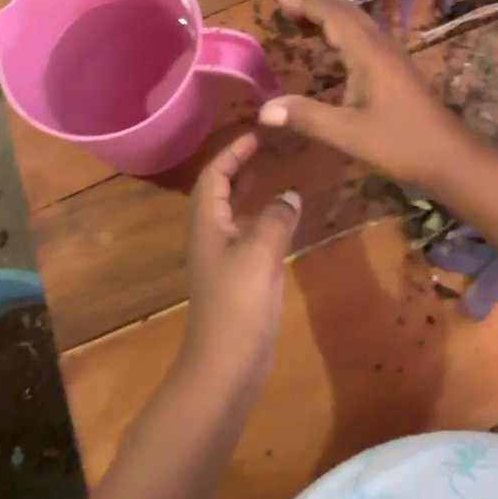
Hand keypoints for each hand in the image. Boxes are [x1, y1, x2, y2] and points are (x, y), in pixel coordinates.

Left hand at [182, 134, 300, 386]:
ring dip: (250, 194)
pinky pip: (249, 237)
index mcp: (206, 222)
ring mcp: (223, 259)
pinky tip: (285, 222)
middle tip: (266, 151)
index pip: (213, 175)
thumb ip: (277, 218)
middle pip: (219, 192)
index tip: (256, 136)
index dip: (232, 153)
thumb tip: (290, 194)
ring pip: (234, 215)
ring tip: (275, 176)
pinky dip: (263, 221)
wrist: (227, 363)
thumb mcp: (260, 252)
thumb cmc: (237, 301)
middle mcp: (210, 235)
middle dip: (238, 169)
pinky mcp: (238, 279)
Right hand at [258, 0, 484, 191]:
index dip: (305, 4)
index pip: (333, 14)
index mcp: (368, 53)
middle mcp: (380, 45)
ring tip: (302, 21)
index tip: (278, 2)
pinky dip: (343, 30)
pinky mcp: (397, 67)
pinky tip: (334, 46)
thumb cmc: (399, 143)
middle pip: (346, 11)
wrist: (449, 156)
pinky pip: (365, 35)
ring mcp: (392, 55)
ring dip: (330, 15)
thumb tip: (263, 109)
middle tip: (286, 9)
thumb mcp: (347, 133)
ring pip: (358, 21)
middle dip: (315, 5)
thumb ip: (306, 117)